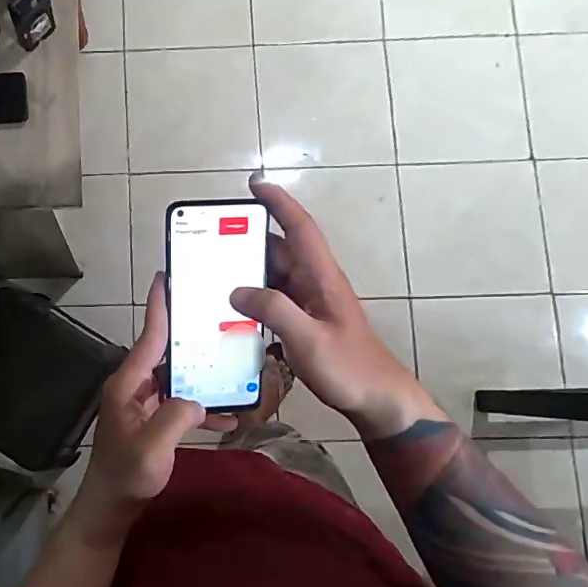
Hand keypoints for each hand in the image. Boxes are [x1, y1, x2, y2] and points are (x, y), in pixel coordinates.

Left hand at [67, 274, 205, 547]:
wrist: (112, 504)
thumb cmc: (126, 475)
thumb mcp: (151, 448)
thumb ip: (174, 419)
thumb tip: (198, 400)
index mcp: (127, 385)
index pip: (148, 340)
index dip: (158, 309)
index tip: (166, 279)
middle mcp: (132, 387)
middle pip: (164, 352)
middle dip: (189, 336)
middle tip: (217, 315)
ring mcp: (141, 403)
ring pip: (175, 377)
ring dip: (201, 374)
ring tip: (234, 362)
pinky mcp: (151, 419)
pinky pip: (179, 402)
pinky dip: (200, 405)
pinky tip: (227, 416)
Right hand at [228, 176, 437, 439]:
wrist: (379, 401)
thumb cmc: (350, 368)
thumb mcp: (309, 339)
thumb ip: (274, 311)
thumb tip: (236, 290)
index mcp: (321, 279)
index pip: (300, 230)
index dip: (278, 204)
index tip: (254, 185)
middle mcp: (313, 284)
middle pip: (277, 251)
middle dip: (246, 239)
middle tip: (210, 238)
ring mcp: (307, 303)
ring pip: (270, 276)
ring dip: (243, 271)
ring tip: (208, 272)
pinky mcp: (301, 321)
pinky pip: (269, 299)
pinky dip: (247, 297)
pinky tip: (225, 309)